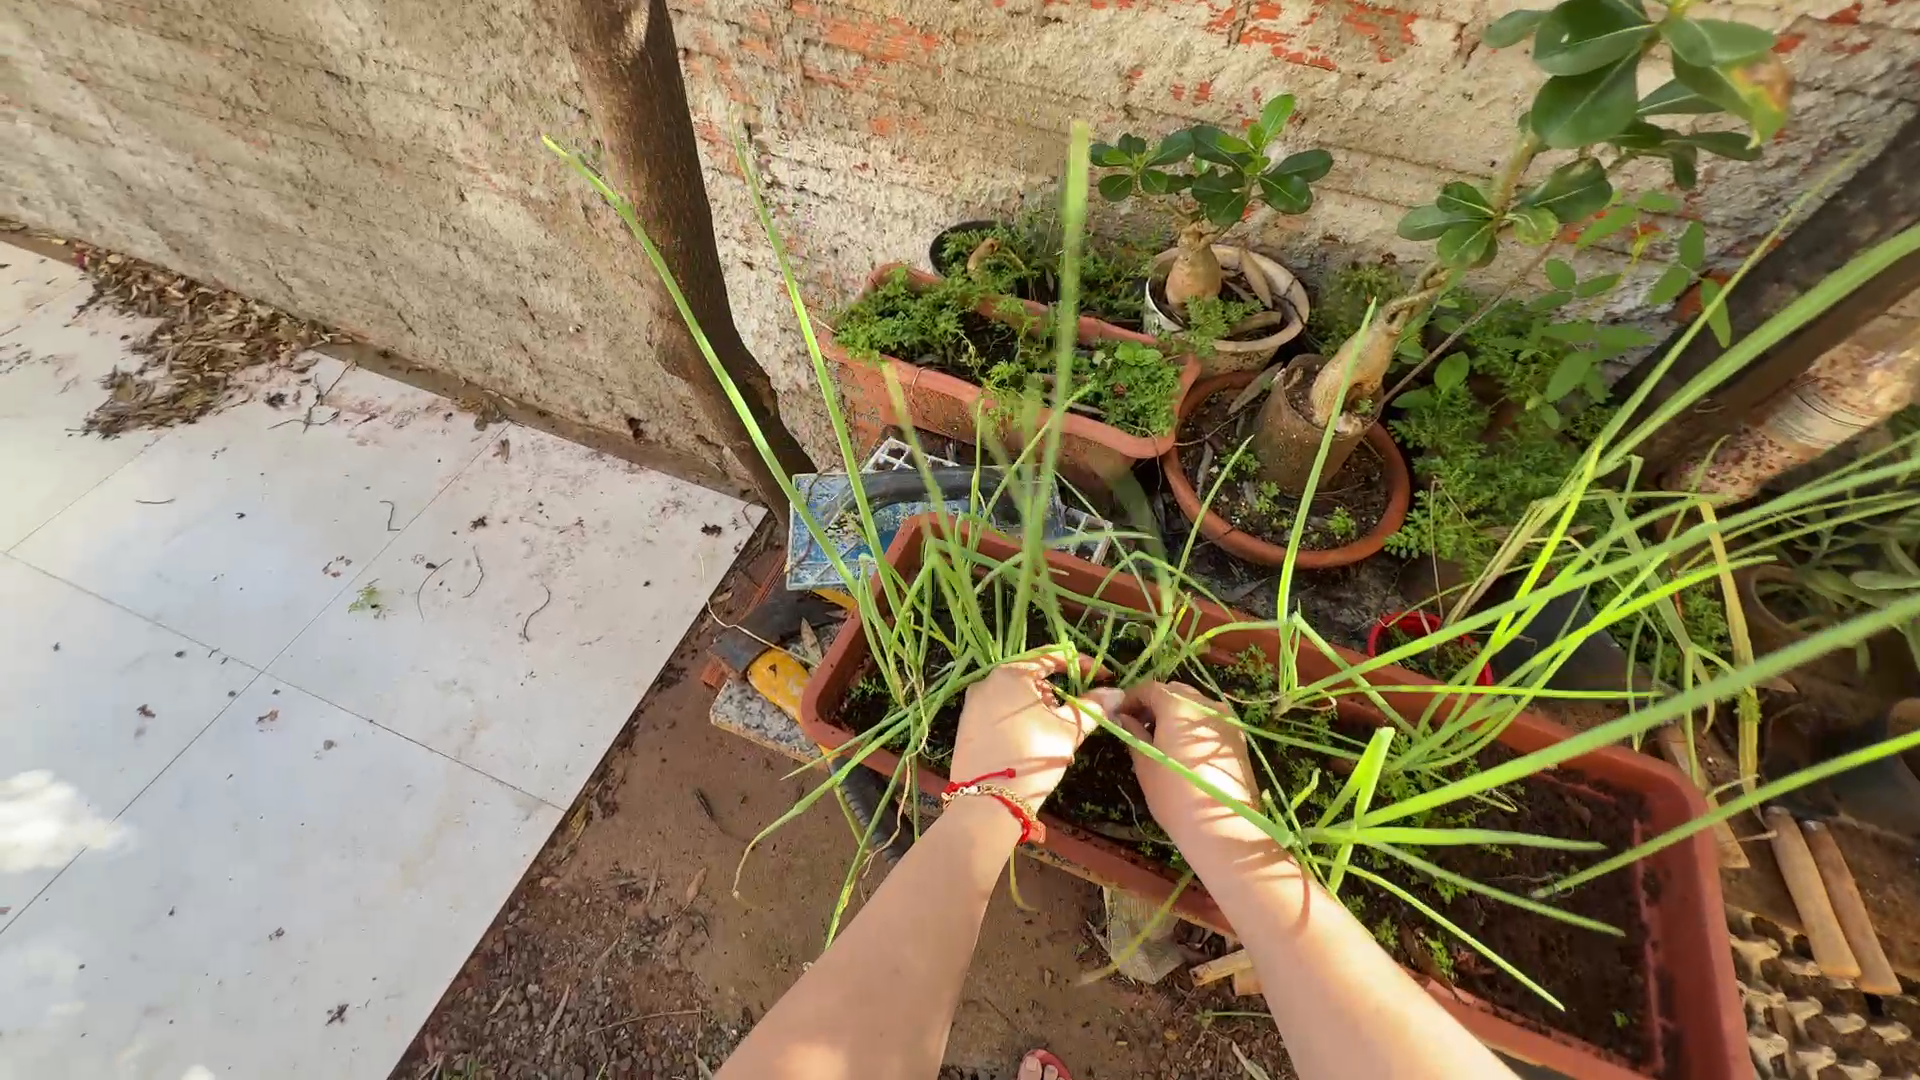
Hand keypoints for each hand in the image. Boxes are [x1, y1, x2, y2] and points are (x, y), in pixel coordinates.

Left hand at [949, 653, 1120, 809]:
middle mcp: (988, 681)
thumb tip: (1115, 693)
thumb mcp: (1068, 730)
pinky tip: (1034, 739)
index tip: (1103, 677)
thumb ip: (1092, 707)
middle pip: (1033, 675)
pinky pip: (1001, 710)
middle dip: (1060, 691)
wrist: (988, 801)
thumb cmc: (1033, 756)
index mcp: (1011, 674)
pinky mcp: (968, 724)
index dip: (1082, 665)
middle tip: (1078, 711)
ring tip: (1057, 731)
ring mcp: (974, 703)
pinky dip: (1021, 717)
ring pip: (1017, 695)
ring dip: (1042, 706)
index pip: (1052, 656)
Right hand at [1116, 681, 1276, 874]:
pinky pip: (1209, 720)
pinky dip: (1193, 724)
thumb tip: (1124, 718)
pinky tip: (1184, 748)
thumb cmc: (1175, 795)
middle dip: (1154, 703)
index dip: (1131, 699)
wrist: (1223, 828)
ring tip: (1161, 738)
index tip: (1119, 716)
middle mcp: (1205, 704)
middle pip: (1174, 692)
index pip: (1149, 688)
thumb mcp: (1144, 763)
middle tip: (1138, 725)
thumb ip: (1133, 733)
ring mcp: (1226, 720)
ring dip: (1174, 713)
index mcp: (1178, 705)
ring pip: (1194, 704)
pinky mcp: (1239, 738)